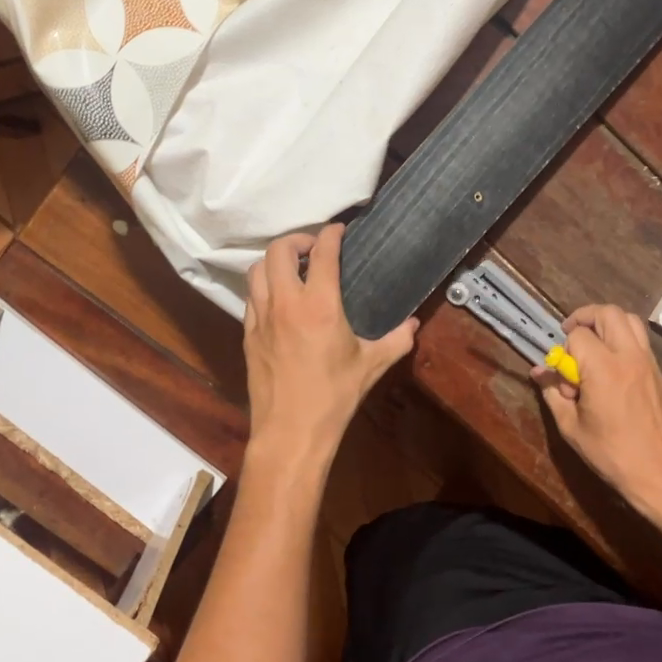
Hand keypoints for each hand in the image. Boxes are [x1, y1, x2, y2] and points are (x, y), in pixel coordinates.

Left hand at [244, 224, 418, 454]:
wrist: (291, 430)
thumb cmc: (334, 397)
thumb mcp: (371, 366)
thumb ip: (396, 340)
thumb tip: (413, 324)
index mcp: (319, 305)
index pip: (321, 253)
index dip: (330, 234)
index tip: (339, 231)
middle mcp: (286, 303)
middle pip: (279, 250)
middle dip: (296, 240)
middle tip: (313, 249)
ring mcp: (261, 317)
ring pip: (257, 270)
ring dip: (275, 261)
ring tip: (292, 268)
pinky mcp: (248, 334)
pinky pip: (251, 296)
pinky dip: (264, 286)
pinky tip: (279, 298)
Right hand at [532, 305, 661, 521]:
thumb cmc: (612, 453)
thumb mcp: (571, 427)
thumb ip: (553, 393)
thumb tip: (540, 372)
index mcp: (603, 369)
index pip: (577, 335)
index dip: (563, 350)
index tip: (562, 375)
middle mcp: (628, 356)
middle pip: (607, 313)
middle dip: (584, 318)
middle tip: (571, 334)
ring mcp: (647, 361)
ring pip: (629, 319)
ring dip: (607, 323)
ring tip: (592, 343)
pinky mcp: (658, 371)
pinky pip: (640, 338)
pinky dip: (623, 337)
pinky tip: (611, 363)